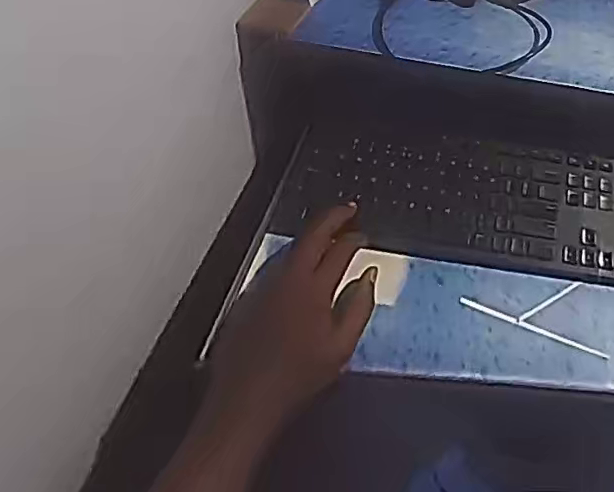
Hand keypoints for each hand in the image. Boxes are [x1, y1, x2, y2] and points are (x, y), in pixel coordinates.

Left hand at [197, 204, 376, 444]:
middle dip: (334, 217)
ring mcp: (264, 282)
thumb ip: (360, 305)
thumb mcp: (341, 348)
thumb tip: (369, 275)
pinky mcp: (248, 293)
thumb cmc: (296, 379)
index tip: (363, 235)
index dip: (355, 236)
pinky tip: (300, 266)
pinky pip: (276, 264)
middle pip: (313, 233)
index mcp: (314, 287)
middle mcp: (287, 277)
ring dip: (313, 237)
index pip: (340, 248)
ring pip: (293, 246)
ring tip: (328, 236)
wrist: (245, 401)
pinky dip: (293, 257)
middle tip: (348, 211)